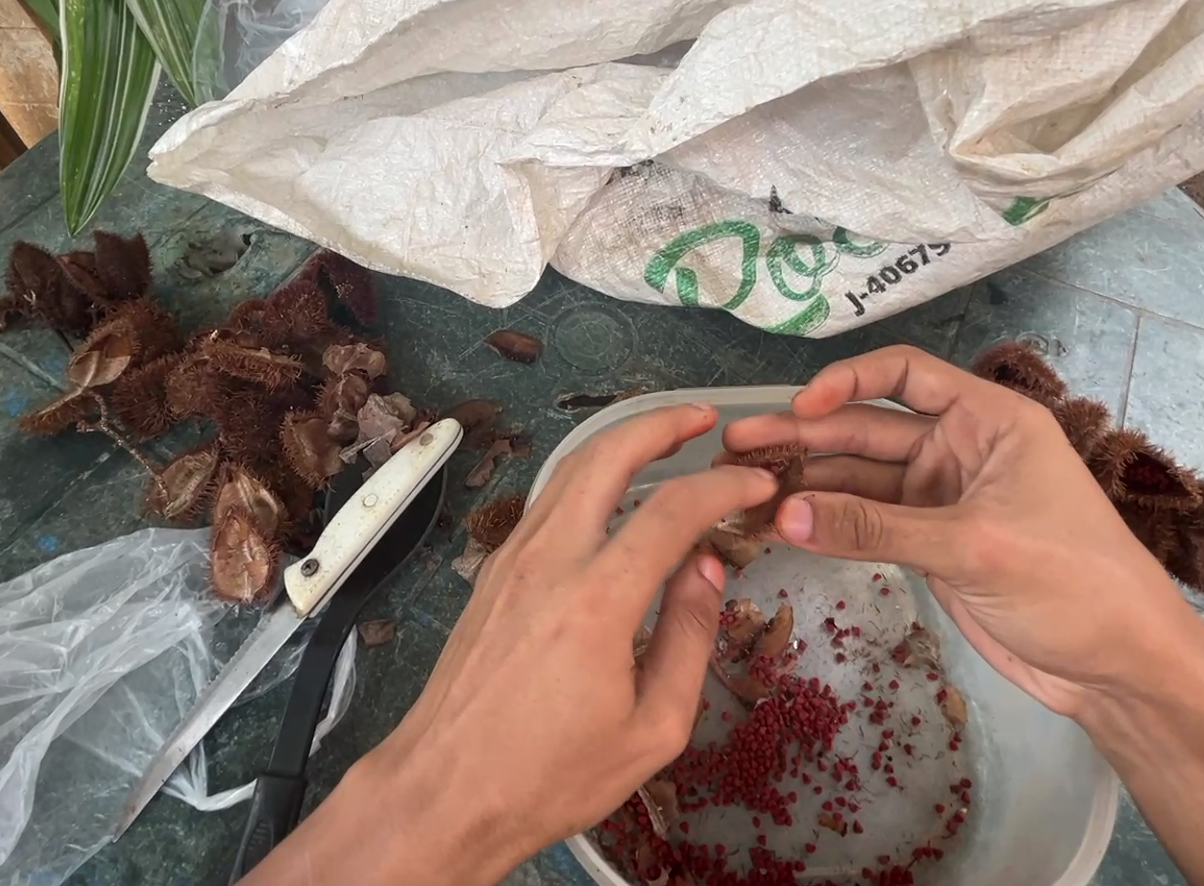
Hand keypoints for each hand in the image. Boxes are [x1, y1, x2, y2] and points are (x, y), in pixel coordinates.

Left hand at [327, 405, 775, 883]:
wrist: (446, 786)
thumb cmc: (553, 773)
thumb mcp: (652, 729)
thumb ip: (689, 636)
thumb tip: (707, 565)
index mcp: (596, 599)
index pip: (672, 512)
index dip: (723, 486)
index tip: (757, 482)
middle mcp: (549, 557)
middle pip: (606, 456)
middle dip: (659, 423)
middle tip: (703, 418)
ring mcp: (512, 554)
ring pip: (570, 468)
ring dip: (620, 440)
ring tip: (664, 436)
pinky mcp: (494, 565)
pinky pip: (549, 498)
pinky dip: (588, 473)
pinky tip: (611, 486)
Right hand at [722, 345, 1203, 719]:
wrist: (1120, 675)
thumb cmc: (1073, 585)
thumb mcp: (973, 546)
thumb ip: (873, 527)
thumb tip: (783, 515)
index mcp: (986, 420)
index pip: (904, 375)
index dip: (847, 382)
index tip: (799, 407)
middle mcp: (954, 446)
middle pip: (863, 429)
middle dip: (801, 436)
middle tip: (736, 445)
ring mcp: (932, 494)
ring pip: (852, 476)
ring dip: (802, 481)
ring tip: (741, 486)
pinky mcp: (919, 537)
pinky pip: (857, 518)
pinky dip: (819, 520)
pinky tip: (776, 522)